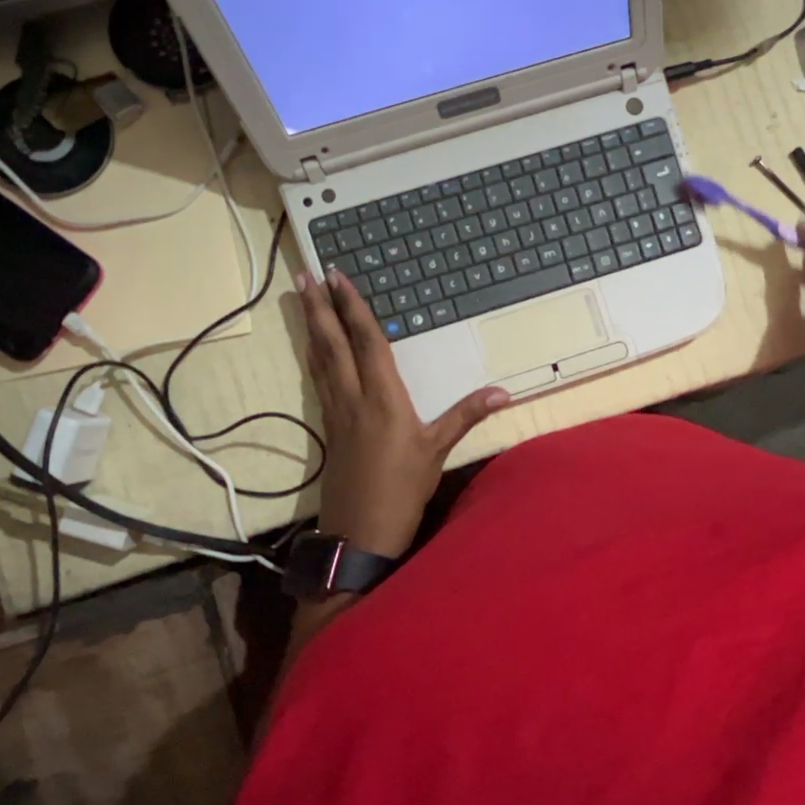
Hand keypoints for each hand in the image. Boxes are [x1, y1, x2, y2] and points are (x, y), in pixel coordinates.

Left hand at [297, 268, 509, 557]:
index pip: (367, 343)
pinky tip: (313, 350)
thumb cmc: (403, 491)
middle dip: (319, 306)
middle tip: (306, 271)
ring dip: (311, 325)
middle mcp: (353, 398)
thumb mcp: (438, 452)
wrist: (360, 533)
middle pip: (332, 343)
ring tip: (301, 297)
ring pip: (320, 359)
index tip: (338, 278)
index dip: (353, 308)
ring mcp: (336, 413)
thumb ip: (466, 416)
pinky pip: (318, 380)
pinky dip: (314, 356)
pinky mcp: (328, 428)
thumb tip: (503, 392)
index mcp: (383, 398)